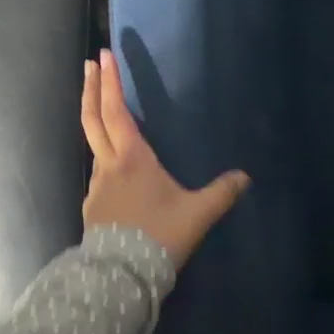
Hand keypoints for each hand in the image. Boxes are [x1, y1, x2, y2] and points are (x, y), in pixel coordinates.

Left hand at [79, 48, 249, 265]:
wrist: (121, 278)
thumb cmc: (159, 237)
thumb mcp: (196, 215)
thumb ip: (220, 194)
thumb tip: (245, 177)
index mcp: (131, 158)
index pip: (116, 110)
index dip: (110, 82)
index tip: (103, 55)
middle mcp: (108, 165)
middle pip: (93, 118)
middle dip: (92, 88)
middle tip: (89, 64)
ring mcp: (96, 186)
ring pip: (94, 146)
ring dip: (96, 123)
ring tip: (106, 117)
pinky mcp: (92, 207)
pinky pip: (99, 174)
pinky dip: (104, 160)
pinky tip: (115, 172)